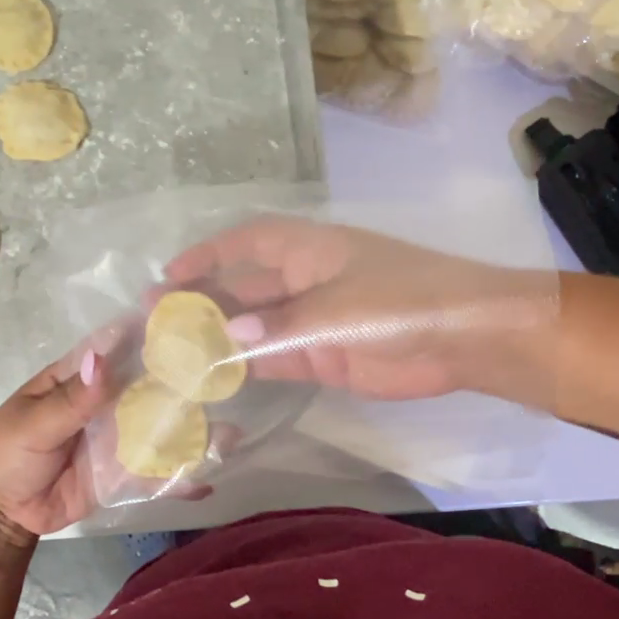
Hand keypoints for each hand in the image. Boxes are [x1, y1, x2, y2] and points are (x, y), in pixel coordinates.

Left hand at [0, 332, 224, 541]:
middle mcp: (107, 404)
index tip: (193, 326)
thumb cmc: (4, 454)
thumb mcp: (33, 424)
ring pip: (161, 432)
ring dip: (193, 434)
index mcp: (80, 379)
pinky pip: (155, 473)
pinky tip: (209, 482)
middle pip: (151, 390)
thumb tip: (102, 360)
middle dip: (187, 385)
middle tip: (231, 379)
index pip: (121, 349)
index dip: (153, 335)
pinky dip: (180, 478)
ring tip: (232, 437)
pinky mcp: (122, 475)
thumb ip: (73, 399)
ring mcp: (118, 440)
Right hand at [163, 217, 553, 403]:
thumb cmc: (400, 302)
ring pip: (257, 326)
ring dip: (220, 336)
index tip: (169, 274)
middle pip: (245, 288)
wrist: (461, 338)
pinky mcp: (327, 355)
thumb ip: (278, 326)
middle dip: (205, 301)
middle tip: (158, 321)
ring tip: (175, 352)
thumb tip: (225, 336)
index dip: (208, 255)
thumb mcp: (335, 309)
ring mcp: (316, 319)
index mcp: (308, 249)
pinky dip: (249, 364)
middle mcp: (306, 279)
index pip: (247, 243)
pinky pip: (278, 356)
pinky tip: (216, 375)